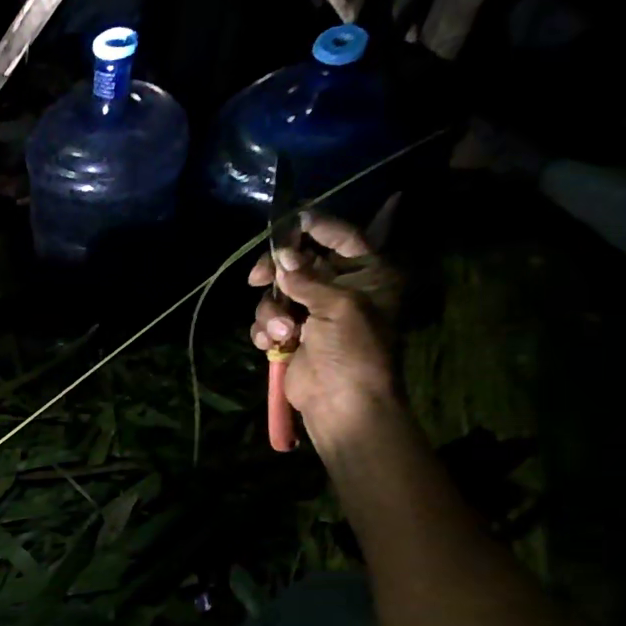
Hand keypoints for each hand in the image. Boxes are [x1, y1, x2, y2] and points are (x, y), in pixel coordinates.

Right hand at [246, 212, 401, 443]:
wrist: (343, 402)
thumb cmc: (354, 350)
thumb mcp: (336, 306)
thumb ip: (307, 277)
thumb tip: (282, 254)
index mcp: (367, 274)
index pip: (342, 236)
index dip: (315, 227)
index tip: (287, 223)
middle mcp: (340, 288)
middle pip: (299, 262)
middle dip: (276, 273)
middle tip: (258, 278)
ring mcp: (313, 313)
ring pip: (278, 293)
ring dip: (271, 313)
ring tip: (281, 335)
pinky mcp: (292, 336)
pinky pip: (268, 320)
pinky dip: (264, 331)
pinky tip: (272, 345)